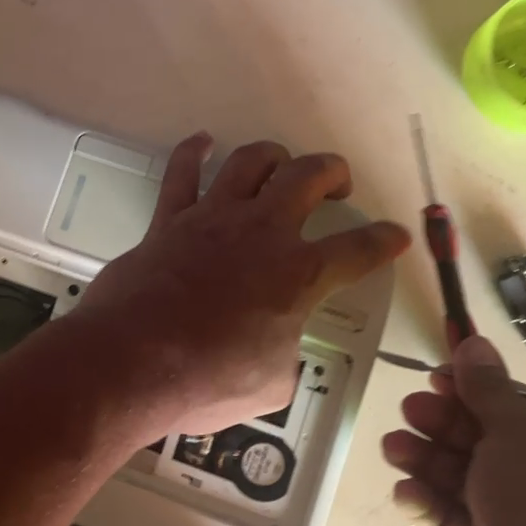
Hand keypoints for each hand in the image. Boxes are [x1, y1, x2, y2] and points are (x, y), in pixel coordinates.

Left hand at [78, 133, 409, 441]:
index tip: (394, 235)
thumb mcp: (270, 384)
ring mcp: (211, 219)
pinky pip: (181, 173)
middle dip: (332, 173)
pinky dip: (192, 152)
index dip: (384, 241)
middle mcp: (261, 233)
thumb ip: (283, 356)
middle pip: (308, 177)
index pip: (358, 250)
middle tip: (336, 186)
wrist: (131, 361)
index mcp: (299, 276)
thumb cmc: (206, 379)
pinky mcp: (167, 220)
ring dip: (273, 155)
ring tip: (281, 164)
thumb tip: (276, 352)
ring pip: (251, 161)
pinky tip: (202, 142)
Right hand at [382, 336, 525, 525]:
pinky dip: (428, 501)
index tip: (436, 378)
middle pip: (487, 443)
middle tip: (409, 410)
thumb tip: (474, 341)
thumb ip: (489, 387)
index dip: (478, 392)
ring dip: (426, 459)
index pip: (525, 412)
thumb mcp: (519, 428)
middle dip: (443, 424)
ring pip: (464, 479)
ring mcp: (522, 525)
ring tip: (393, 447)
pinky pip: (452, 517)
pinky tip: (406, 492)